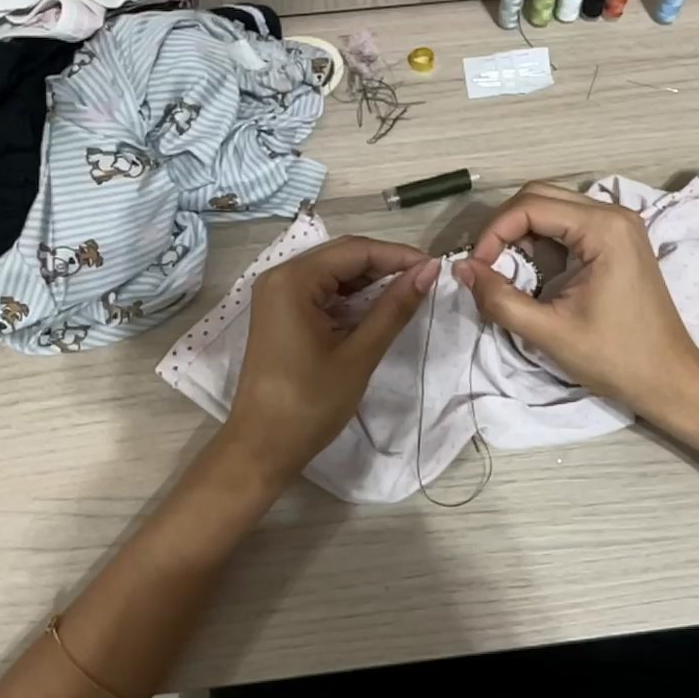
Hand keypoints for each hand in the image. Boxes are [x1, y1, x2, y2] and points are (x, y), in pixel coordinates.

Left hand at [225, 235, 438, 484]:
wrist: (262, 447)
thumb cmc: (309, 403)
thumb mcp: (359, 354)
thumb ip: (394, 308)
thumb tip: (429, 271)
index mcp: (293, 280)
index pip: (355, 250)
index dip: (398, 255)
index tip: (435, 267)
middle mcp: (280, 275)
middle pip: (342, 255)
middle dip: (385, 264)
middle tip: (426, 278)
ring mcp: (277, 293)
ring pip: (333, 271)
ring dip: (370, 279)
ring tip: (409, 290)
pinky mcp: (280, 311)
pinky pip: (321, 290)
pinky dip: (350, 295)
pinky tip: (377, 306)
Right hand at [452, 183, 698, 416]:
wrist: (669, 379)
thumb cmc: (615, 358)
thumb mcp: (548, 332)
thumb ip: (499, 299)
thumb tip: (461, 269)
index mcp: (603, 228)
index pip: (529, 206)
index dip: (494, 234)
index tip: (477, 269)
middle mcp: (613, 214)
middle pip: (538, 196)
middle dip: (503, 227)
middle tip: (486, 266)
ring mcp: (618, 224)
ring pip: (550, 205)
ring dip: (520, 232)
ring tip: (506, 270)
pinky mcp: (617, 238)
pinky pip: (566, 222)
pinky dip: (540, 239)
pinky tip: (533, 271)